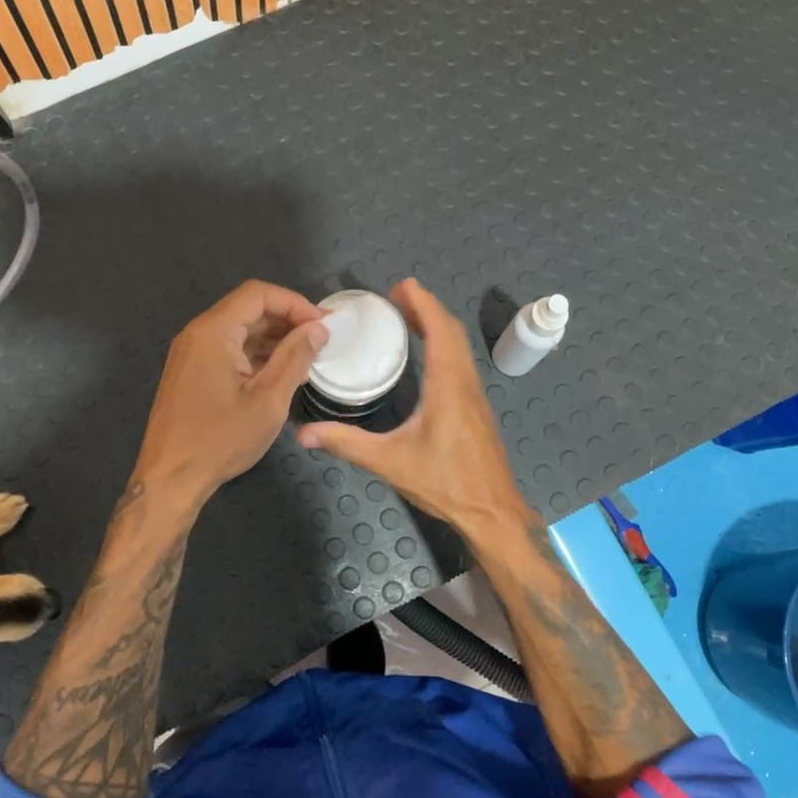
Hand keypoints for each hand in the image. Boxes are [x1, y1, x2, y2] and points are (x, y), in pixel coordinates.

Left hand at [133, 280, 327, 505]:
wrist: (171, 478)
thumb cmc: (221, 439)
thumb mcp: (268, 400)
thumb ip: (295, 358)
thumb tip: (318, 329)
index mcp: (213, 332)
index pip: (258, 294)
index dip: (295, 303)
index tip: (324, 325)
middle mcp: (198, 334)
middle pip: (248, 309)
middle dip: (287, 320)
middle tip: (322, 342)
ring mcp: (192, 354)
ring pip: (240, 331)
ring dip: (274, 339)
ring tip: (308, 360)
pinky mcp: (192, 373)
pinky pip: (229, 350)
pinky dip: (257, 355)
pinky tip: (281, 374)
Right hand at [298, 279, 525, 531]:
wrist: (492, 512)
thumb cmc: (445, 483)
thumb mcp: (390, 462)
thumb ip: (347, 444)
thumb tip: (304, 434)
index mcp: (448, 385)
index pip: (439, 330)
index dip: (422, 303)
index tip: (402, 285)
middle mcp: (465, 383)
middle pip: (451, 332)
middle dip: (426, 309)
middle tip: (396, 298)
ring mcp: (475, 396)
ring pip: (460, 348)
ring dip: (437, 327)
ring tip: (408, 320)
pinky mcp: (477, 410)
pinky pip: (461, 364)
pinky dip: (444, 347)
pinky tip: (426, 358)